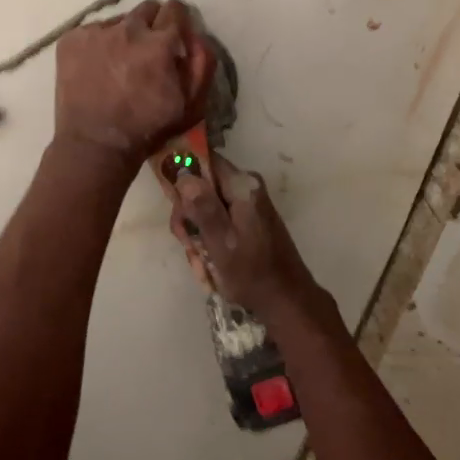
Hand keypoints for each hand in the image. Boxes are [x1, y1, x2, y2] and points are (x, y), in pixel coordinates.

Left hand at [53, 0, 209, 170]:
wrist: (95, 146)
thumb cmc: (147, 128)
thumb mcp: (191, 104)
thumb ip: (203, 62)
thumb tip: (196, 34)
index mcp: (159, 42)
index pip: (175, 8)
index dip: (178, 22)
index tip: (174, 37)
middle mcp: (127, 29)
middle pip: (147, 8)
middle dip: (153, 24)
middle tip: (148, 52)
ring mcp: (95, 32)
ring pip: (119, 20)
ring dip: (125, 35)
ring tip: (119, 65)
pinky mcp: (71, 40)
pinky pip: (93, 31)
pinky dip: (99, 44)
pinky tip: (98, 69)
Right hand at [170, 153, 321, 317]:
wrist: (286, 300)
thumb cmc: (252, 273)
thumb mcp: (221, 243)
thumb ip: (203, 207)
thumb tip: (184, 173)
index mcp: (242, 186)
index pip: (204, 159)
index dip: (183, 175)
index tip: (174, 203)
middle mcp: (245, 187)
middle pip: (201, 186)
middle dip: (188, 216)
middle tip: (188, 245)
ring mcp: (247, 204)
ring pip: (205, 206)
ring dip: (196, 234)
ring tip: (200, 262)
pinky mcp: (247, 220)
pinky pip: (217, 220)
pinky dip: (209, 240)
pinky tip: (208, 263)